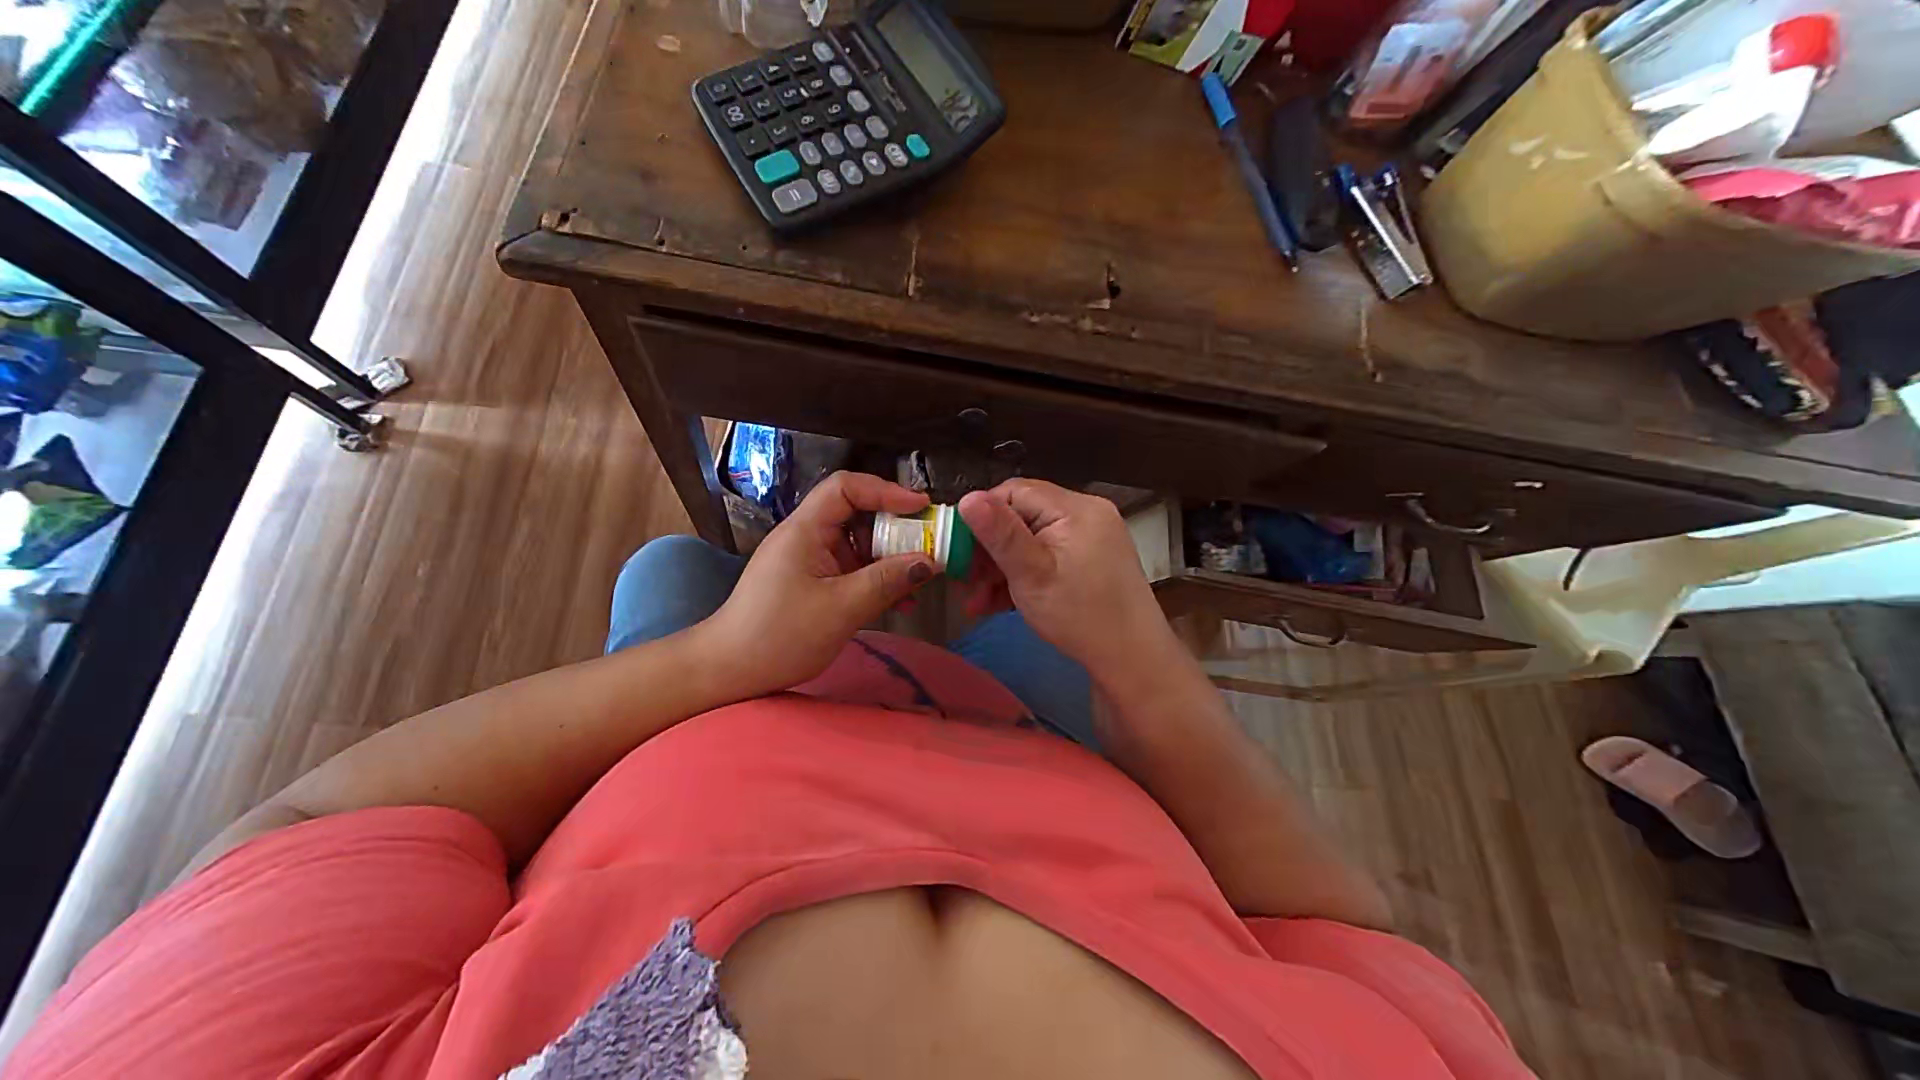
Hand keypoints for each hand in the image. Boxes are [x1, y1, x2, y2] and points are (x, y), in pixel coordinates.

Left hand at [696, 472, 936, 699]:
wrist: (731, 672)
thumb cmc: (780, 635)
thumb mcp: (842, 608)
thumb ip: (888, 581)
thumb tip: (931, 561)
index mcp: (805, 529)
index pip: (846, 487)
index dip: (886, 491)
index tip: (921, 509)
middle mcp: (807, 536)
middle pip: (858, 514)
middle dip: (896, 530)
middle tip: (929, 547)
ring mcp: (810, 560)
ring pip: (859, 544)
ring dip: (891, 560)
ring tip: (918, 583)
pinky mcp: (814, 582)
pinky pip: (853, 569)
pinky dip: (877, 580)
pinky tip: (900, 602)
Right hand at [957, 479, 1177, 679]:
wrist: (1133, 659)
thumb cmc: (1079, 615)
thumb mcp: (1031, 574)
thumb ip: (999, 534)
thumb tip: (967, 497)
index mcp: (1074, 508)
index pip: (1014, 492)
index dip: (982, 516)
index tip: (960, 549)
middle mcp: (1087, 513)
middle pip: (1023, 516)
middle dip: (989, 549)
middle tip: (965, 581)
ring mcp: (1092, 537)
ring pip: (1032, 540)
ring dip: (1002, 568)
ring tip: (978, 600)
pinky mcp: (1093, 559)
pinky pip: (1049, 556)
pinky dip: (1025, 576)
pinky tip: (999, 603)